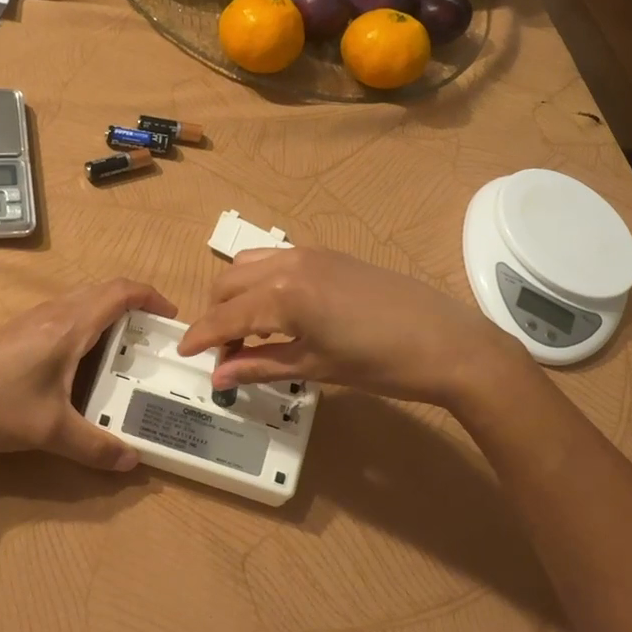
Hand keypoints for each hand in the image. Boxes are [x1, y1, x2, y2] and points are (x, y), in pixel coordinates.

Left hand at [0, 279, 176, 470]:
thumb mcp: (51, 432)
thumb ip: (96, 447)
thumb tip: (132, 461)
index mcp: (69, 326)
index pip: (119, 292)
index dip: (150, 296)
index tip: (171, 315)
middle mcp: (53, 313)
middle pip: (102, 291)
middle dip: (133, 304)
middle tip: (153, 335)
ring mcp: (31, 319)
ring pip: (80, 301)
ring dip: (107, 313)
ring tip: (124, 347)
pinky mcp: (16, 331)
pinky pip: (63, 314)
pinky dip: (86, 323)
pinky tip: (82, 360)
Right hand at [177, 248, 528, 405]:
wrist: (449, 343)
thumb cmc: (382, 364)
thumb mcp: (316, 368)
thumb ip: (261, 367)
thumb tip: (218, 377)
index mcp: (283, 293)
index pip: (225, 315)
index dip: (201, 336)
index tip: (183, 352)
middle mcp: (288, 263)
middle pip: (229, 282)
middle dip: (216, 315)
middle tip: (223, 354)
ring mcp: (310, 254)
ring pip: (250, 264)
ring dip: (237, 295)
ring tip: (249, 333)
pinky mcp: (329, 255)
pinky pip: (276, 260)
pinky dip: (262, 283)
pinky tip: (278, 315)